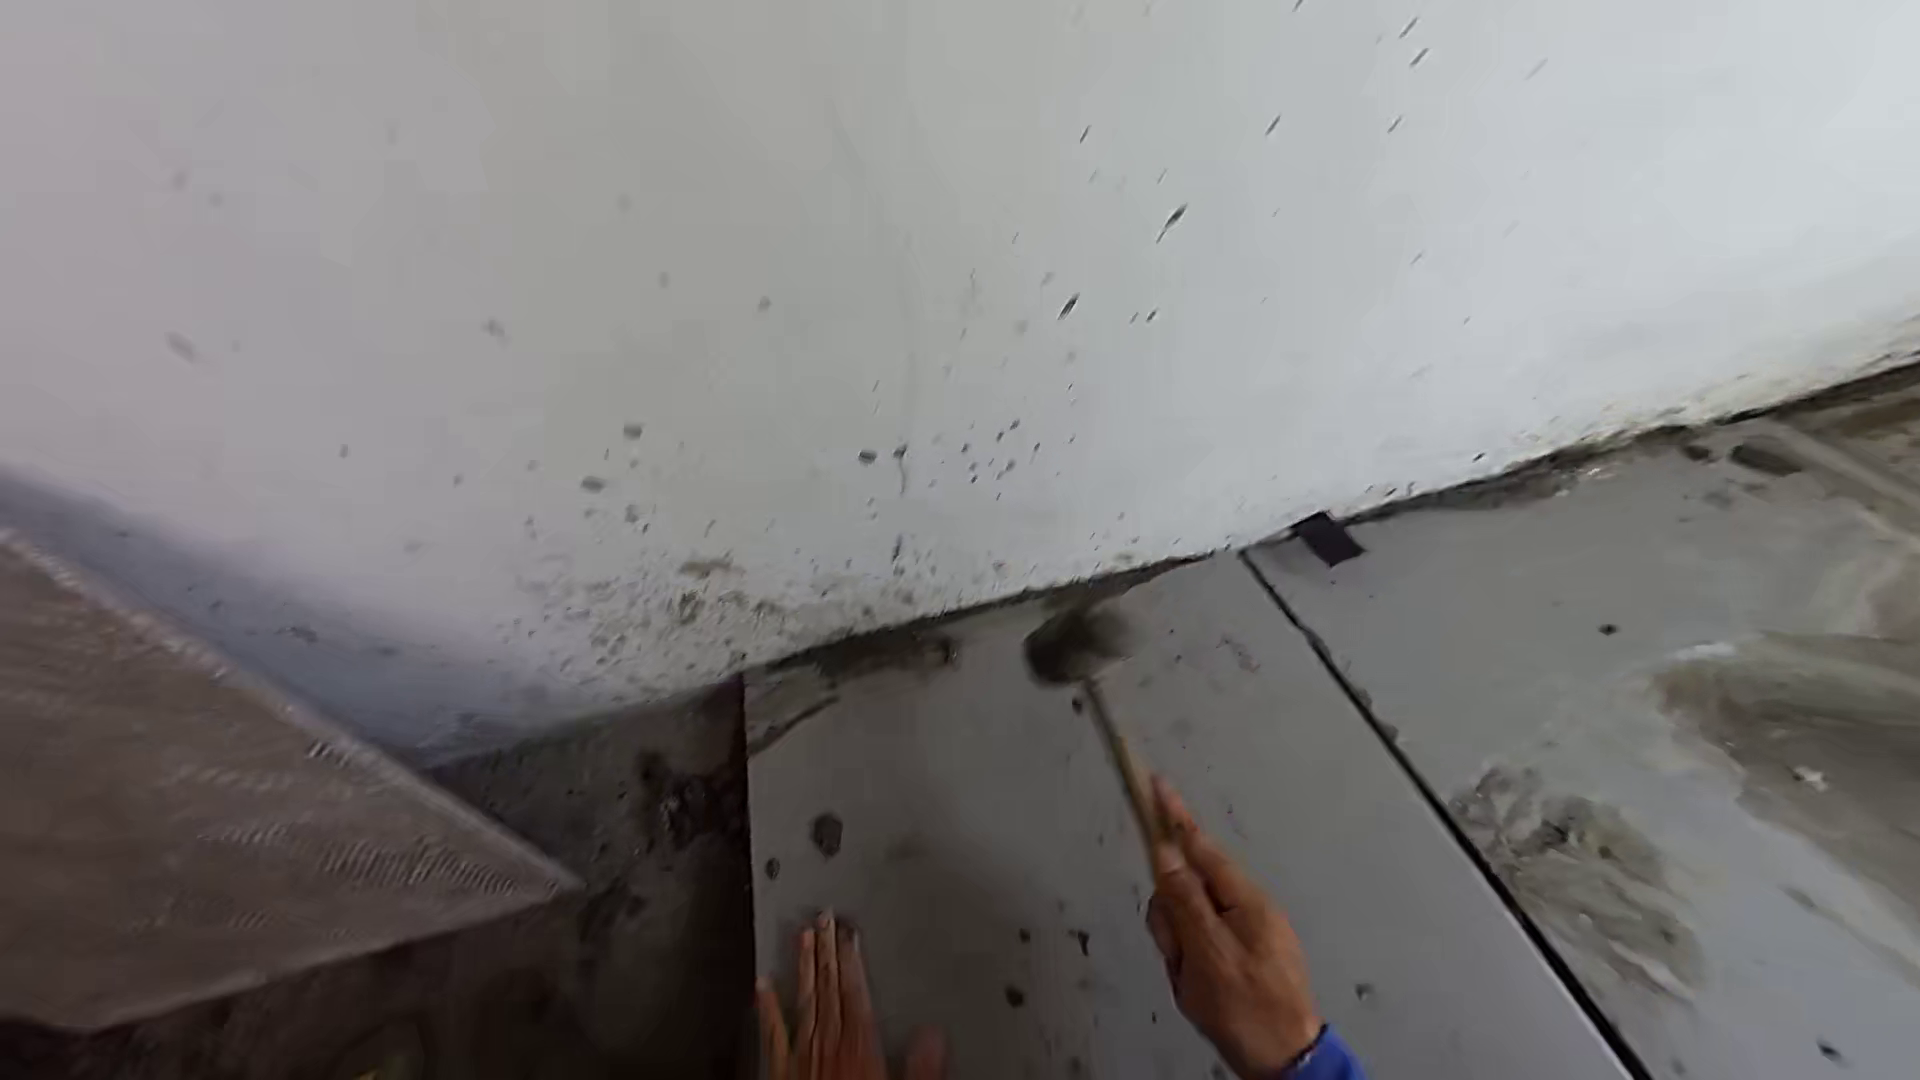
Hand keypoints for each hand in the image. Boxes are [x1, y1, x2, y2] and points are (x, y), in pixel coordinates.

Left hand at [756, 911, 946, 1079]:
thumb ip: (919, 1065)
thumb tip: (933, 1033)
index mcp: (859, 1043)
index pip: (855, 988)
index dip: (852, 956)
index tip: (848, 931)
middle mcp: (829, 1041)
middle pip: (829, 985)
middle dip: (827, 949)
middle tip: (825, 917)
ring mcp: (803, 1053)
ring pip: (805, 999)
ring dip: (803, 965)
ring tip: (802, 934)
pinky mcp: (781, 1070)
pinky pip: (774, 1033)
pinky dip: (767, 1006)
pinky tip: (762, 984)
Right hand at [1146, 777, 1322, 1078]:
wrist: (1290, 1069)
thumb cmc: (1250, 1010)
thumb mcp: (1210, 955)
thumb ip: (1184, 900)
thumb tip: (1164, 852)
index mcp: (1243, 899)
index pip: (1198, 844)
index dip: (1175, 813)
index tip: (1156, 782)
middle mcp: (1243, 905)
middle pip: (1185, 884)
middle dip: (1172, 916)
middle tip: (1179, 955)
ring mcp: (1241, 929)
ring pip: (1185, 914)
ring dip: (1179, 944)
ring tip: (1193, 980)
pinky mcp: (1236, 951)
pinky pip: (1196, 939)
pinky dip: (1188, 960)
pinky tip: (1199, 986)